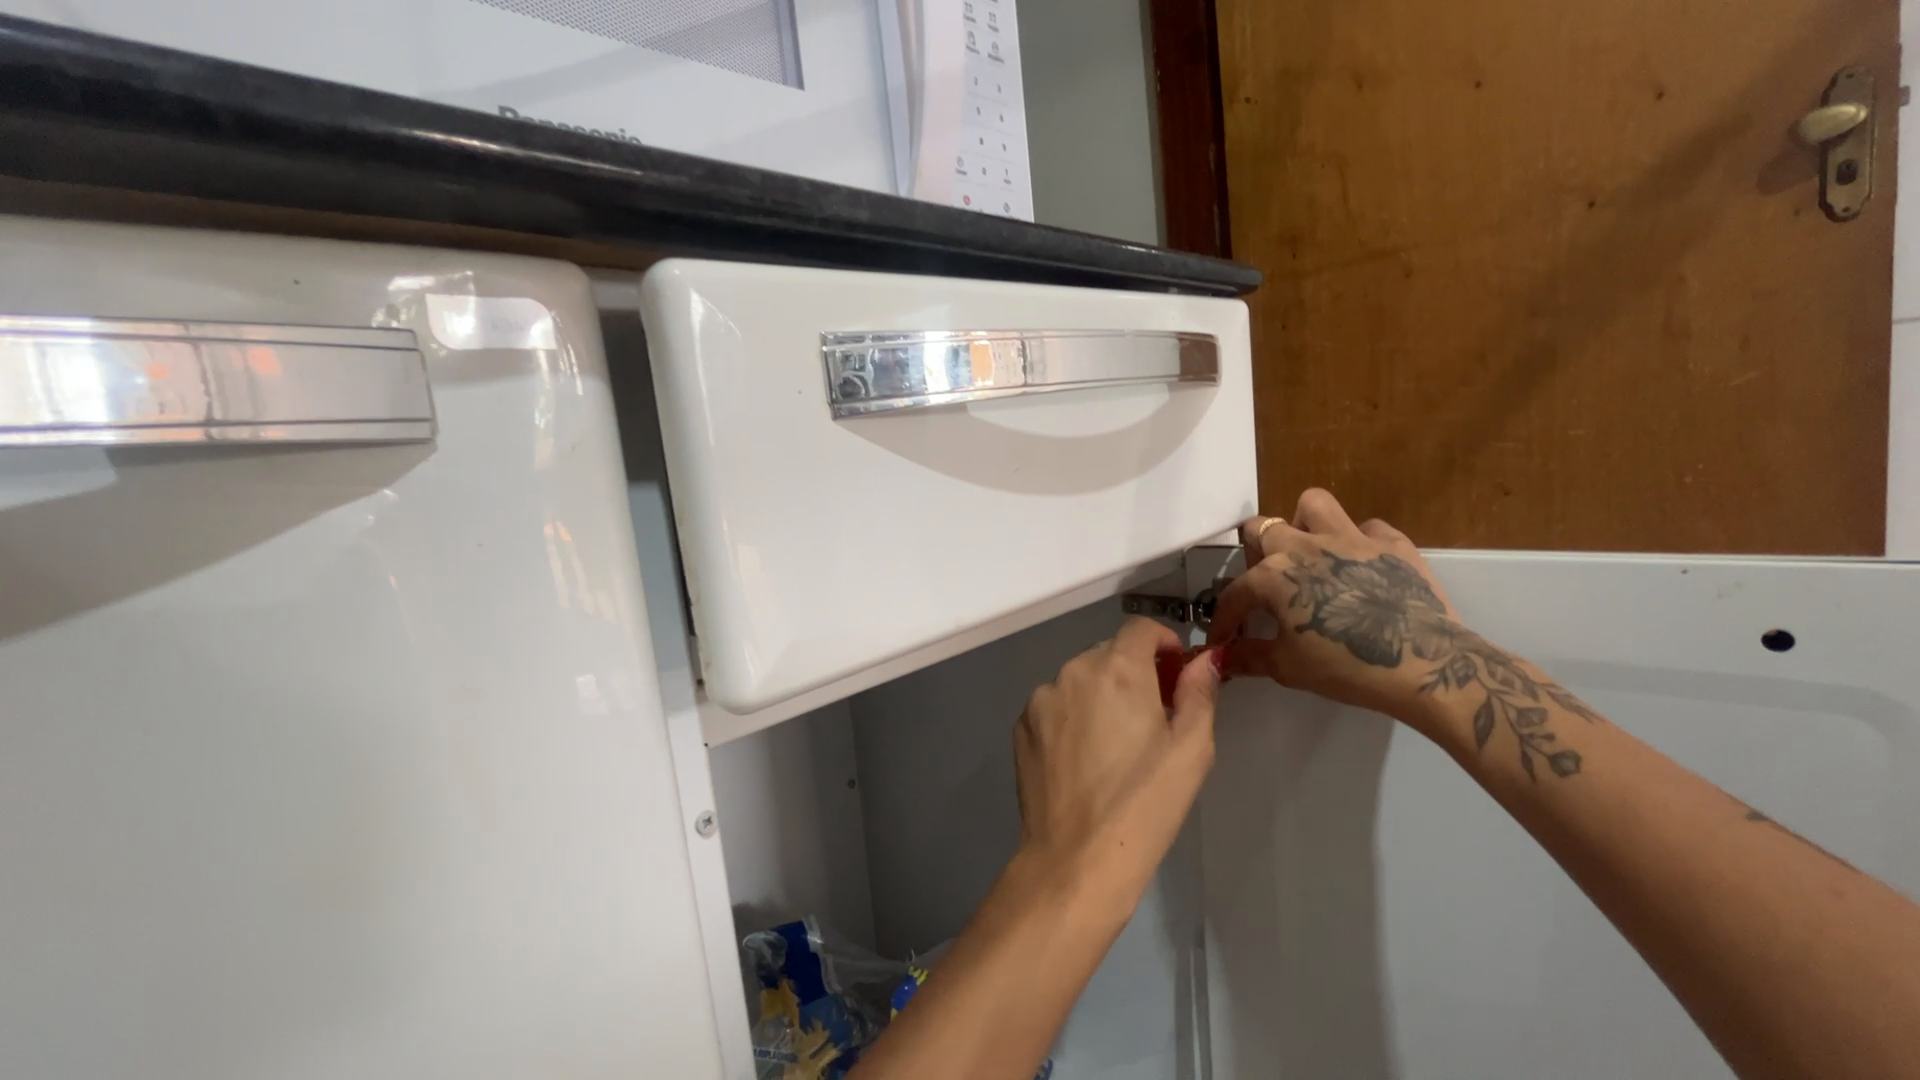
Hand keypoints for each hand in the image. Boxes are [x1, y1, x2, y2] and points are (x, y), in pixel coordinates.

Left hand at [1013, 617, 1221, 916]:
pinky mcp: (1021, 727)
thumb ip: (1199, 692)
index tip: (1176, 674)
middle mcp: (1072, 671)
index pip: (1141, 628)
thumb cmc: (1146, 804)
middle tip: (1152, 718)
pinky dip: (1072, 717)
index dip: (1164, 643)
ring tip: (1115, 744)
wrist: (1077, 859)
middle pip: (1108, 653)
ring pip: (1078, 680)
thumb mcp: (1192, 748)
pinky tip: (1084, 759)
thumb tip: (1203, 659)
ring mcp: (1040, 699)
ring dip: (1099, 695)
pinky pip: (1054, 706)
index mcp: (1117, 669)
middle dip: (1133, 673)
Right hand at [1205, 488, 1462, 724]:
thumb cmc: (1347, 667)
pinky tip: (1359, 567)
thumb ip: (1248, 657)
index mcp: (1274, 575)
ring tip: (1306, 555)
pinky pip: (1367, 528)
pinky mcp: (1393, 544)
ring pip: (1313, 505)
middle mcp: (1306, 547)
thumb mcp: (1287, 668)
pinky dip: (1357, 542)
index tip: (1223, 638)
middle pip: (1263, 530)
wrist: (1426, 666)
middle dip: (1255, 556)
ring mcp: (1352, 539)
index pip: (1235, 594)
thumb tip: (1224, 659)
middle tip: (1265, 588)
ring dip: (1302, 525)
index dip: (1224, 619)